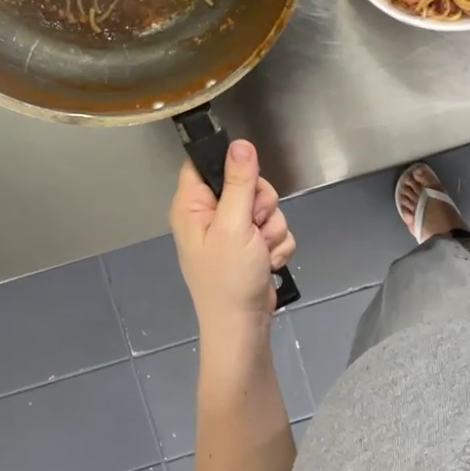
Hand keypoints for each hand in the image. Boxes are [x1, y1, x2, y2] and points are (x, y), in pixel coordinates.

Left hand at [169, 140, 295, 340]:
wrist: (243, 326)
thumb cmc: (228, 277)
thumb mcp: (233, 226)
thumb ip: (239, 183)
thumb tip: (240, 144)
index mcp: (192, 206)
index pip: (206, 164)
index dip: (230, 165)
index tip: (247, 176)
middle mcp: (211, 215)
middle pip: (246, 183)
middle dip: (261, 205)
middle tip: (254, 225)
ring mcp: (233, 231)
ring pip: (266, 207)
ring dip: (271, 229)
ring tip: (260, 251)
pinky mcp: (252, 246)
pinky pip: (274, 229)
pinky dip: (276, 245)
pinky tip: (267, 262)